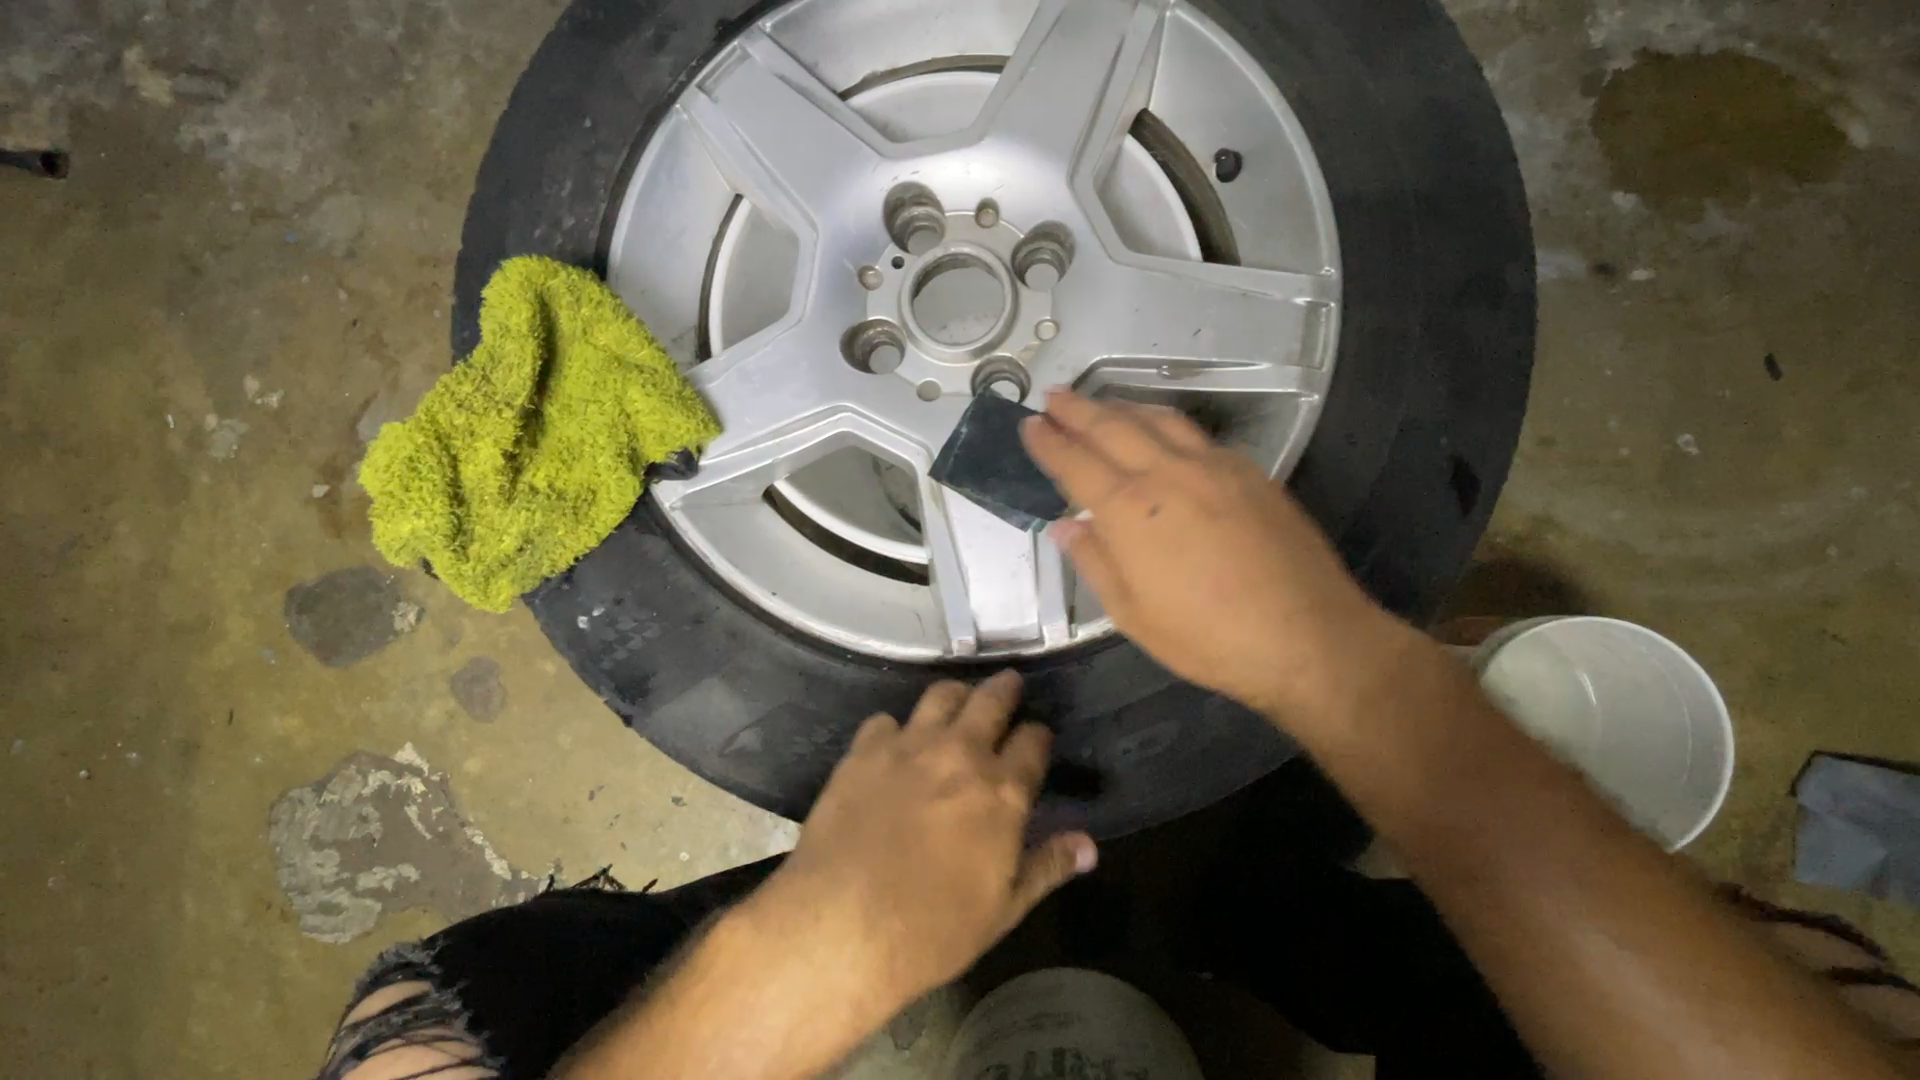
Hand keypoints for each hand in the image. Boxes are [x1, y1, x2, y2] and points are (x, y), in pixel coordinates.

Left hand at [749, 673, 1095, 1007]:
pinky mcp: (862, 752)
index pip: (1033, 742)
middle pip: (991, 701)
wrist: (841, 925)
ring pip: (940, 696)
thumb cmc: (932, 930)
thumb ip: (1047, 867)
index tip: (1037, 738)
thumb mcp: (1003, 910)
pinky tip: (894, 743)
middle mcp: (960, 755)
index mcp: (1002, 792)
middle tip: (1009, 684)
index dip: (1039, 736)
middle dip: (1005, 689)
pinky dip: (896, 728)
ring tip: (958, 701)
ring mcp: (908, 747)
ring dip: (956, 695)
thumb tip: (1089, 846)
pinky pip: (885, 721)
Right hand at [1020, 390, 1410, 717]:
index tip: (1029, 425)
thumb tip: (1064, 526)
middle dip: (1077, 409)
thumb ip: (1095, 563)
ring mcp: (1215, 468)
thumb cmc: (1208, 638)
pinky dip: (1166, 423)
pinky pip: (1196, 435)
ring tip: (1100, 403)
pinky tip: (1163, 432)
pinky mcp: (1251, 473)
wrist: (1307, 636)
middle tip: (1053, 396)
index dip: (1049, 442)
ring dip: (1122, 406)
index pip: (1076, 463)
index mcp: (1130, 511)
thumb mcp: (1133, 615)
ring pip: (1158, 419)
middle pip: (1113, 427)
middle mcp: (1169, 475)